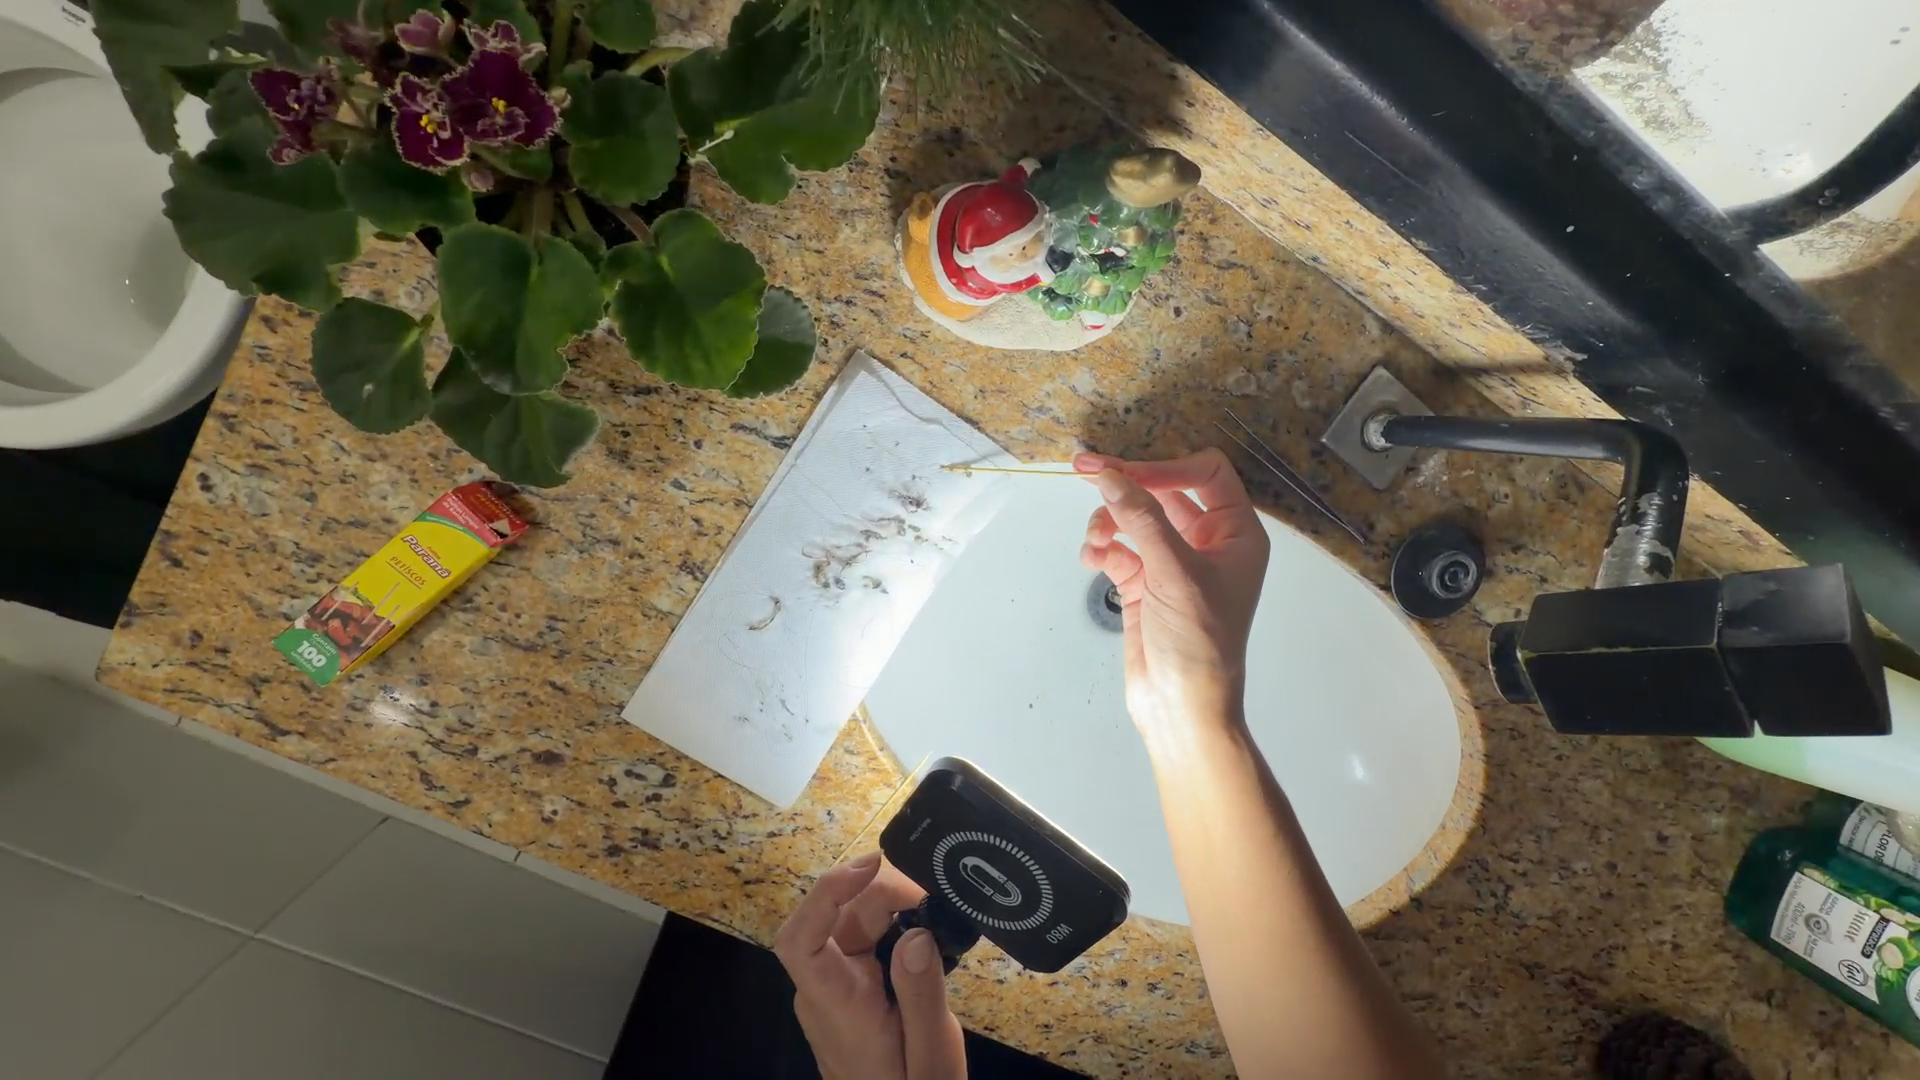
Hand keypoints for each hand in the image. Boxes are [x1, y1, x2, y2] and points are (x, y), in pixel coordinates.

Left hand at [774, 852, 966, 1079]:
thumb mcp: (931, 1056)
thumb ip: (922, 996)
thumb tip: (917, 932)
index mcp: (835, 1007)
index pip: (800, 942)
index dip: (827, 893)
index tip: (873, 866)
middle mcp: (824, 988)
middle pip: (839, 918)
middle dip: (885, 894)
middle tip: (935, 898)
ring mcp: (835, 983)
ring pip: (853, 919)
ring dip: (893, 905)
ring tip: (936, 910)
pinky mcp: (850, 981)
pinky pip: (864, 936)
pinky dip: (895, 920)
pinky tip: (925, 924)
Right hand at [1075, 449, 1270, 740]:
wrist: (1180, 707)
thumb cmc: (1197, 640)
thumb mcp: (1174, 573)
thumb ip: (1142, 519)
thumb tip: (1108, 474)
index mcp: (1235, 533)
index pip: (1204, 474)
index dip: (1164, 467)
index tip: (1122, 472)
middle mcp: (1205, 541)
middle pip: (1162, 491)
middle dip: (1125, 485)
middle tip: (1082, 467)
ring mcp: (1171, 562)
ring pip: (1134, 518)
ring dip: (1108, 521)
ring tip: (1094, 541)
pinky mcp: (1143, 583)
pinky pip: (1118, 548)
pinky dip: (1102, 549)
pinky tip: (1092, 560)